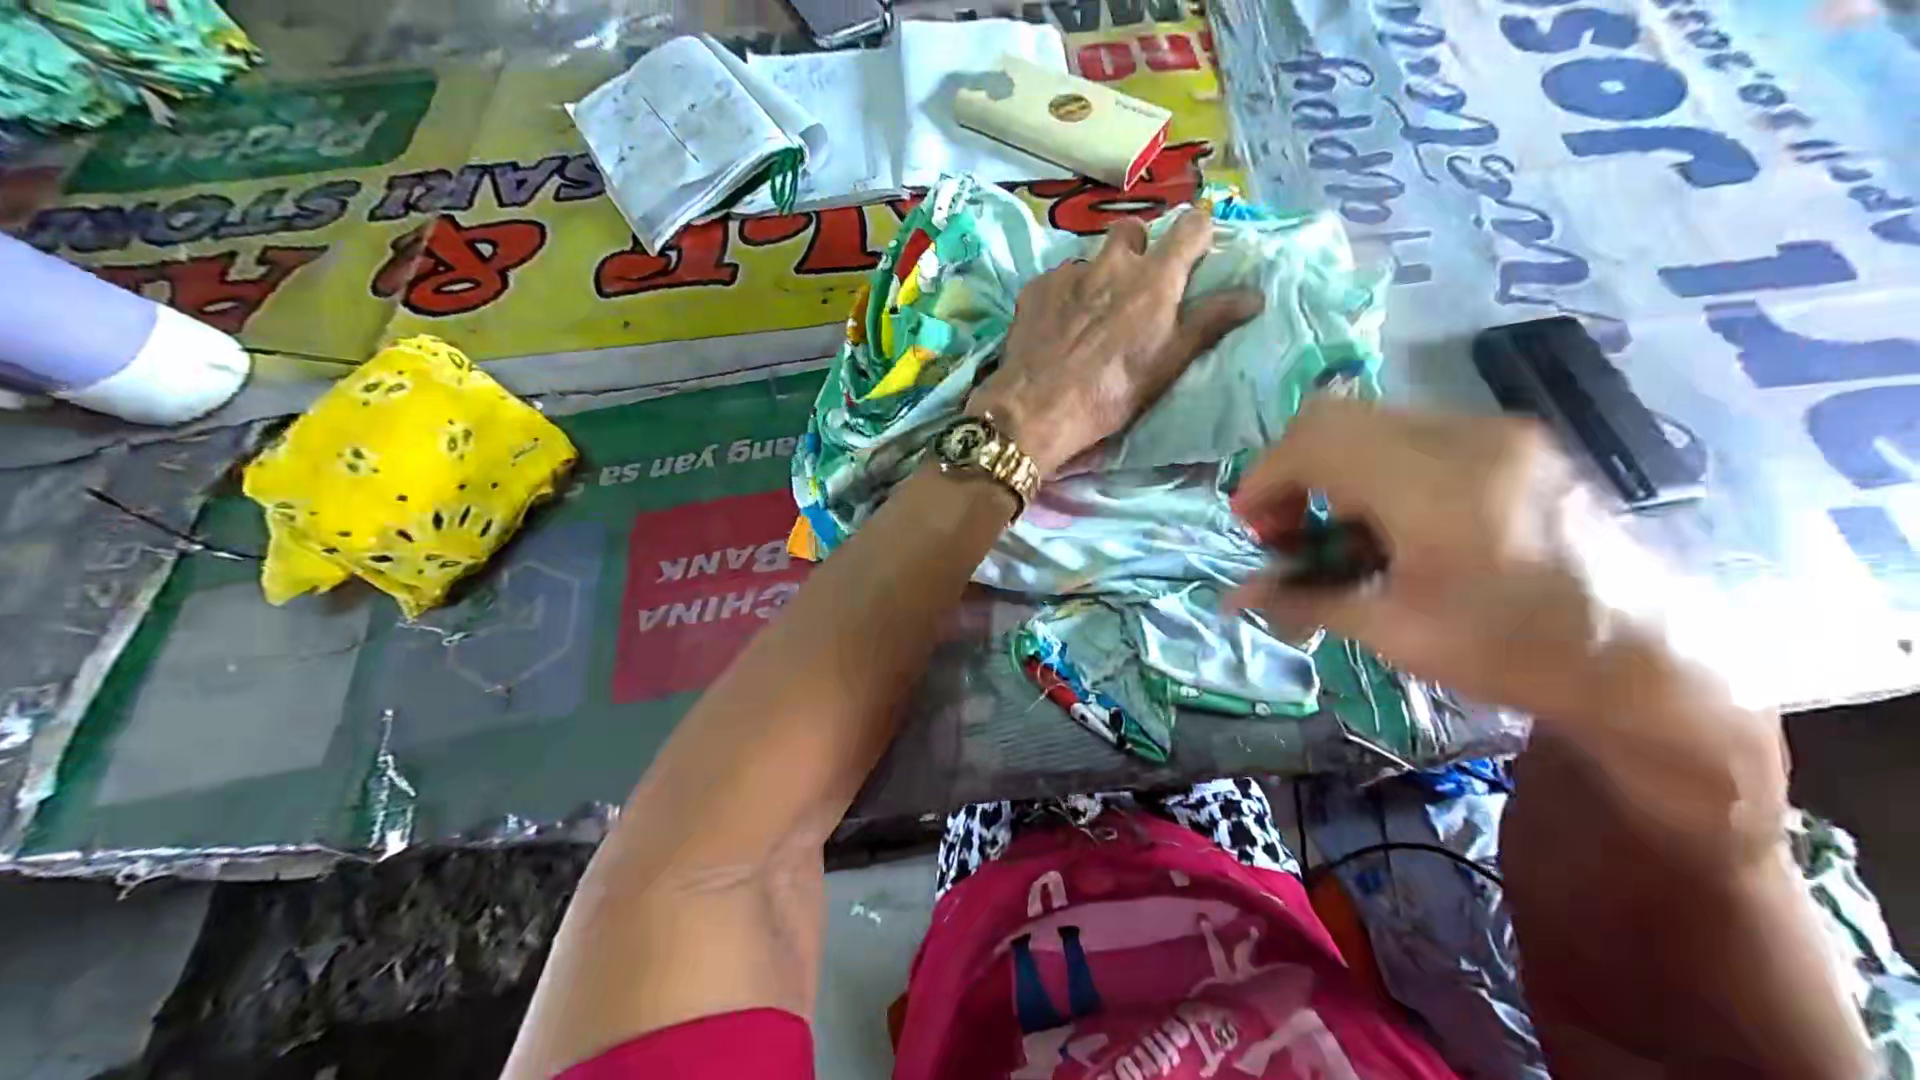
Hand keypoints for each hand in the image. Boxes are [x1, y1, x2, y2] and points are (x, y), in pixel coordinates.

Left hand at [966, 207, 1263, 475]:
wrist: (1036, 408)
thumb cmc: (1111, 393)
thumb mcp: (1168, 363)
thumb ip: (1210, 322)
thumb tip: (1255, 294)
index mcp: (1154, 278)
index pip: (1191, 227)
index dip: (1198, 233)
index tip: (1196, 250)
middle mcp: (1112, 263)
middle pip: (1133, 231)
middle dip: (1139, 248)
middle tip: (1136, 284)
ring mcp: (1069, 272)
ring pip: (1092, 256)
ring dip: (1099, 273)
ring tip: (1092, 311)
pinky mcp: (1036, 287)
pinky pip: (1058, 278)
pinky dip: (1065, 293)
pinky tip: (1058, 323)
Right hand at [1227, 398, 1685, 726]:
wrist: (1652, 659)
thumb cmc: (1515, 653)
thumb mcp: (1395, 635)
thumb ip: (1304, 601)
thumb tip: (1232, 596)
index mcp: (1436, 487)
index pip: (1316, 439)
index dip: (1264, 477)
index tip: (1253, 528)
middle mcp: (1466, 437)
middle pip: (1334, 416)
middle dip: (1290, 469)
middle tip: (1286, 528)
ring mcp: (1496, 431)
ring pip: (1370, 420)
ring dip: (1329, 467)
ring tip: (1334, 530)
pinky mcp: (1512, 441)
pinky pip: (1410, 432)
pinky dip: (1370, 467)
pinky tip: (1385, 522)